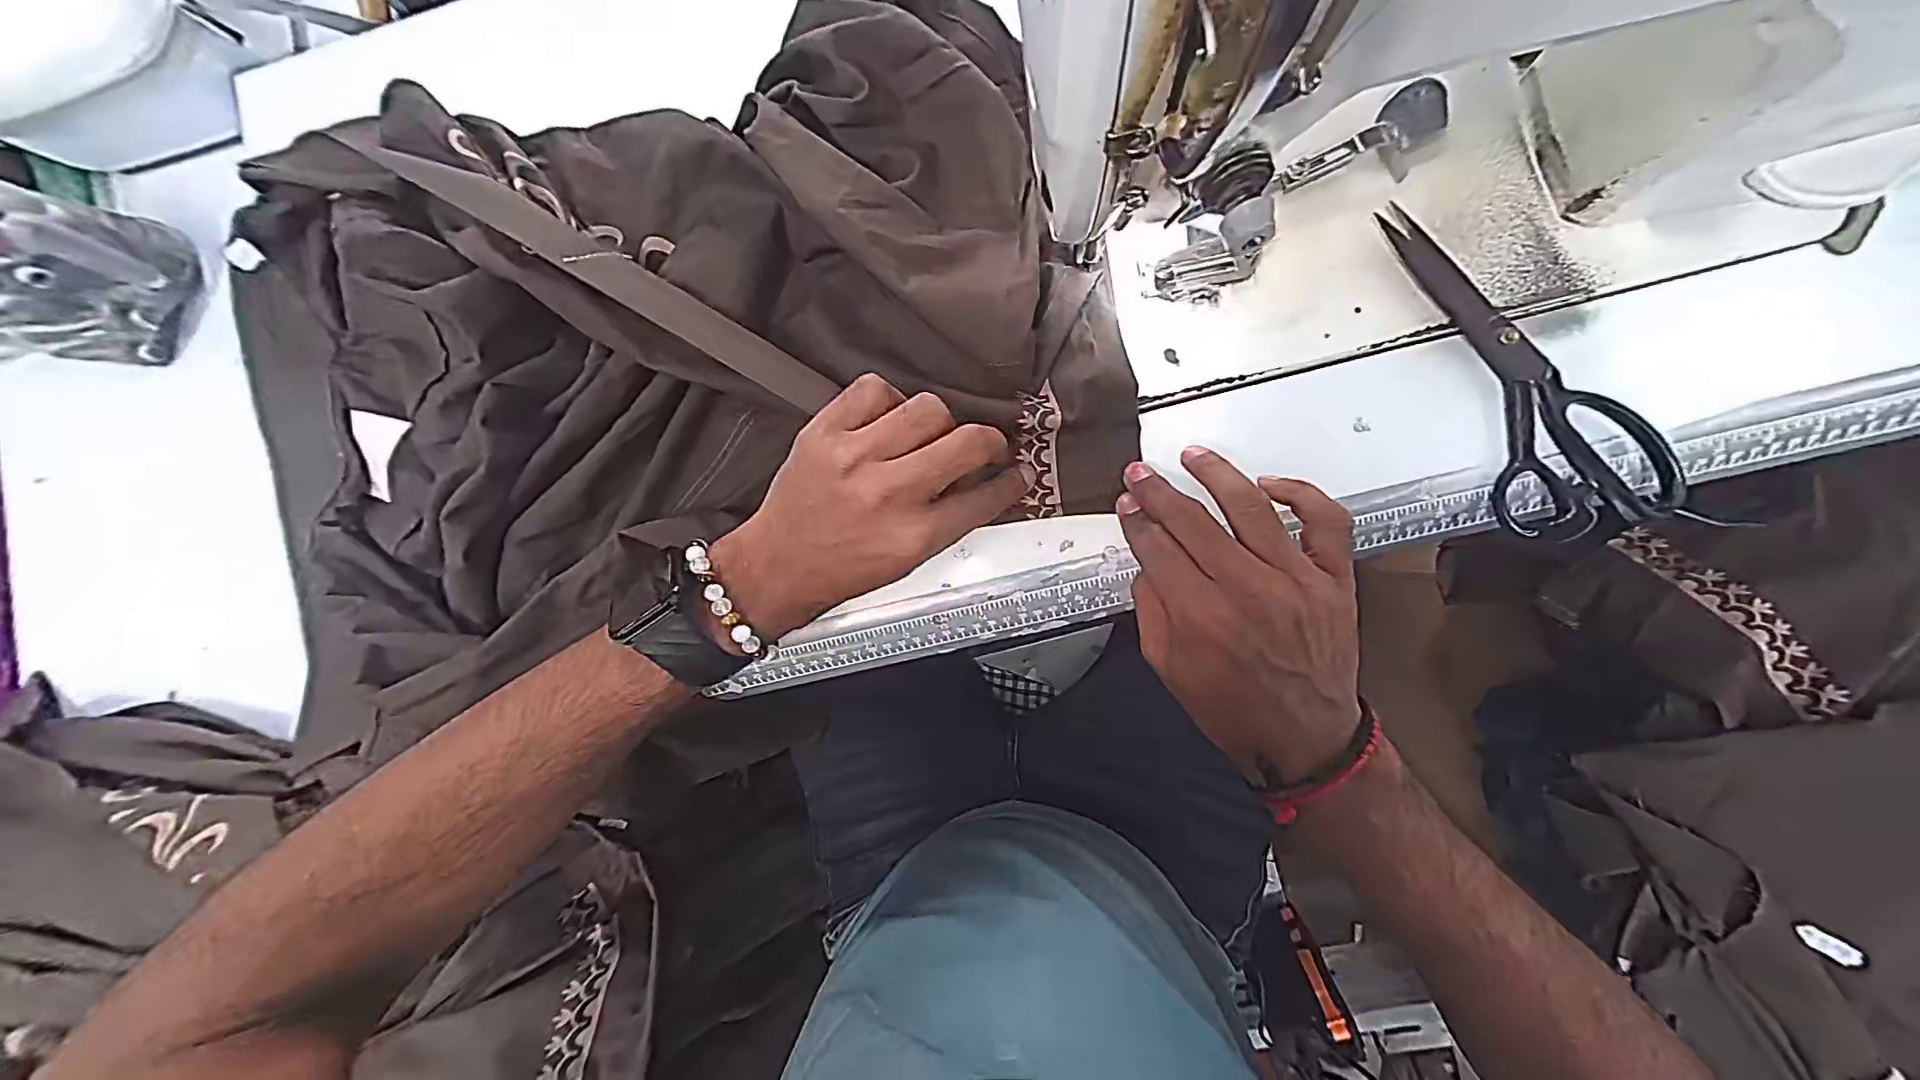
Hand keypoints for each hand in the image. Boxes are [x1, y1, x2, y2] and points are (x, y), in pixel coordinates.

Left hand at [708, 374, 1030, 643]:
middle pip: (967, 443)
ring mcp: (853, 458)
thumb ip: (949, 522)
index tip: (1018, 473)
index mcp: (913, 536)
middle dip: (990, 442)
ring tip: (931, 435)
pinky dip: (889, 399)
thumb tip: (985, 486)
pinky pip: (874, 390)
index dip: (1012, 482)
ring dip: (942, 421)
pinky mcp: (823, 434)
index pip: (984, 498)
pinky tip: (888, 419)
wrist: (777, 566)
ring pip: (928, 409)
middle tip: (986, 446)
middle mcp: (887, 494)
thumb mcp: (906, 561)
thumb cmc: (841, 569)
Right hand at [1116, 447, 1360, 784]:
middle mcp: (1248, 591)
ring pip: (1251, 508)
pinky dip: (1300, 493)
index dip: (1136, 522)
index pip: (1158, 549)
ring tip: (1194, 456)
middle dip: (1158, 493)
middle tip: (1141, 474)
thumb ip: (1153, 612)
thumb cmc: (1235, 710)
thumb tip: (1147, 566)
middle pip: (1192, 522)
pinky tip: (1269, 484)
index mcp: (1202, 618)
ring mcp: (1296, 581)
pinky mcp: (1332, 580)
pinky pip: (1324, 521)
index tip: (1127, 505)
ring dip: (1216, 475)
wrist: (1306, 738)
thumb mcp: (1170, 670)